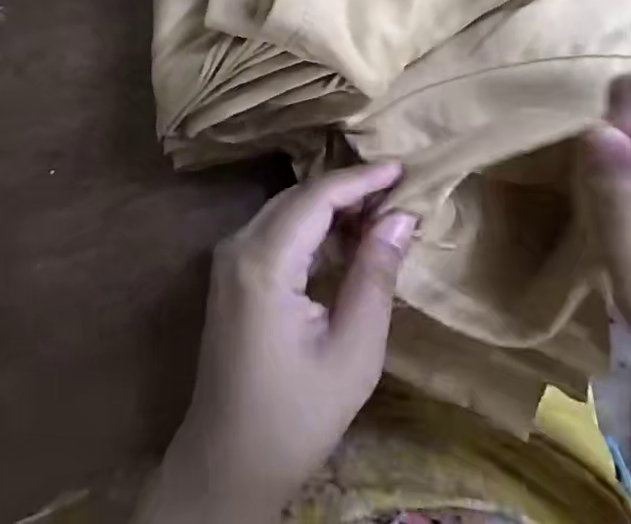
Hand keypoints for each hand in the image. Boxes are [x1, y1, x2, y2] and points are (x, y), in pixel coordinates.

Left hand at [135, 160, 417, 523]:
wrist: (227, 463)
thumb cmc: (296, 415)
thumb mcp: (353, 351)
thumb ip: (375, 275)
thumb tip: (400, 216)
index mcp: (263, 264)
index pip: (317, 197)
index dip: (362, 178)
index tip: (403, 168)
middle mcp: (237, 247)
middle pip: (299, 196)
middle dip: (349, 189)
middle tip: (399, 192)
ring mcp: (228, 259)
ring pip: (286, 209)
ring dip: (332, 207)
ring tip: (381, 212)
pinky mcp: (230, 273)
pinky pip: (276, 230)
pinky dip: (313, 227)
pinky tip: (346, 239)